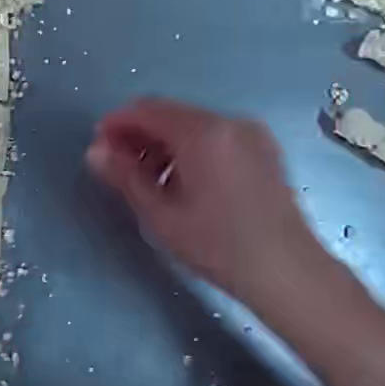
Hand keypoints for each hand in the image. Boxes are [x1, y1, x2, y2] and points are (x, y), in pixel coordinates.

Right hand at [86, 98, 332, 305]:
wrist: (290, 275)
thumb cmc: (218, 244)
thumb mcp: (159, 213)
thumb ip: (123, 175)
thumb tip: (94, 151)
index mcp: (203, 132)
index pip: (145, 110)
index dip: (115, 124)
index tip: (97, 148)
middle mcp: (229, 123)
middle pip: (168, 114)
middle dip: (137, 134)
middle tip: (116, 165)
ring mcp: (251, 135)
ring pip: (189, 125)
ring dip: (160, 143)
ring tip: (145, 179)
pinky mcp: (263, 152)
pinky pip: (212, 137)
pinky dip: (187, 150)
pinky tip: (178, 182)